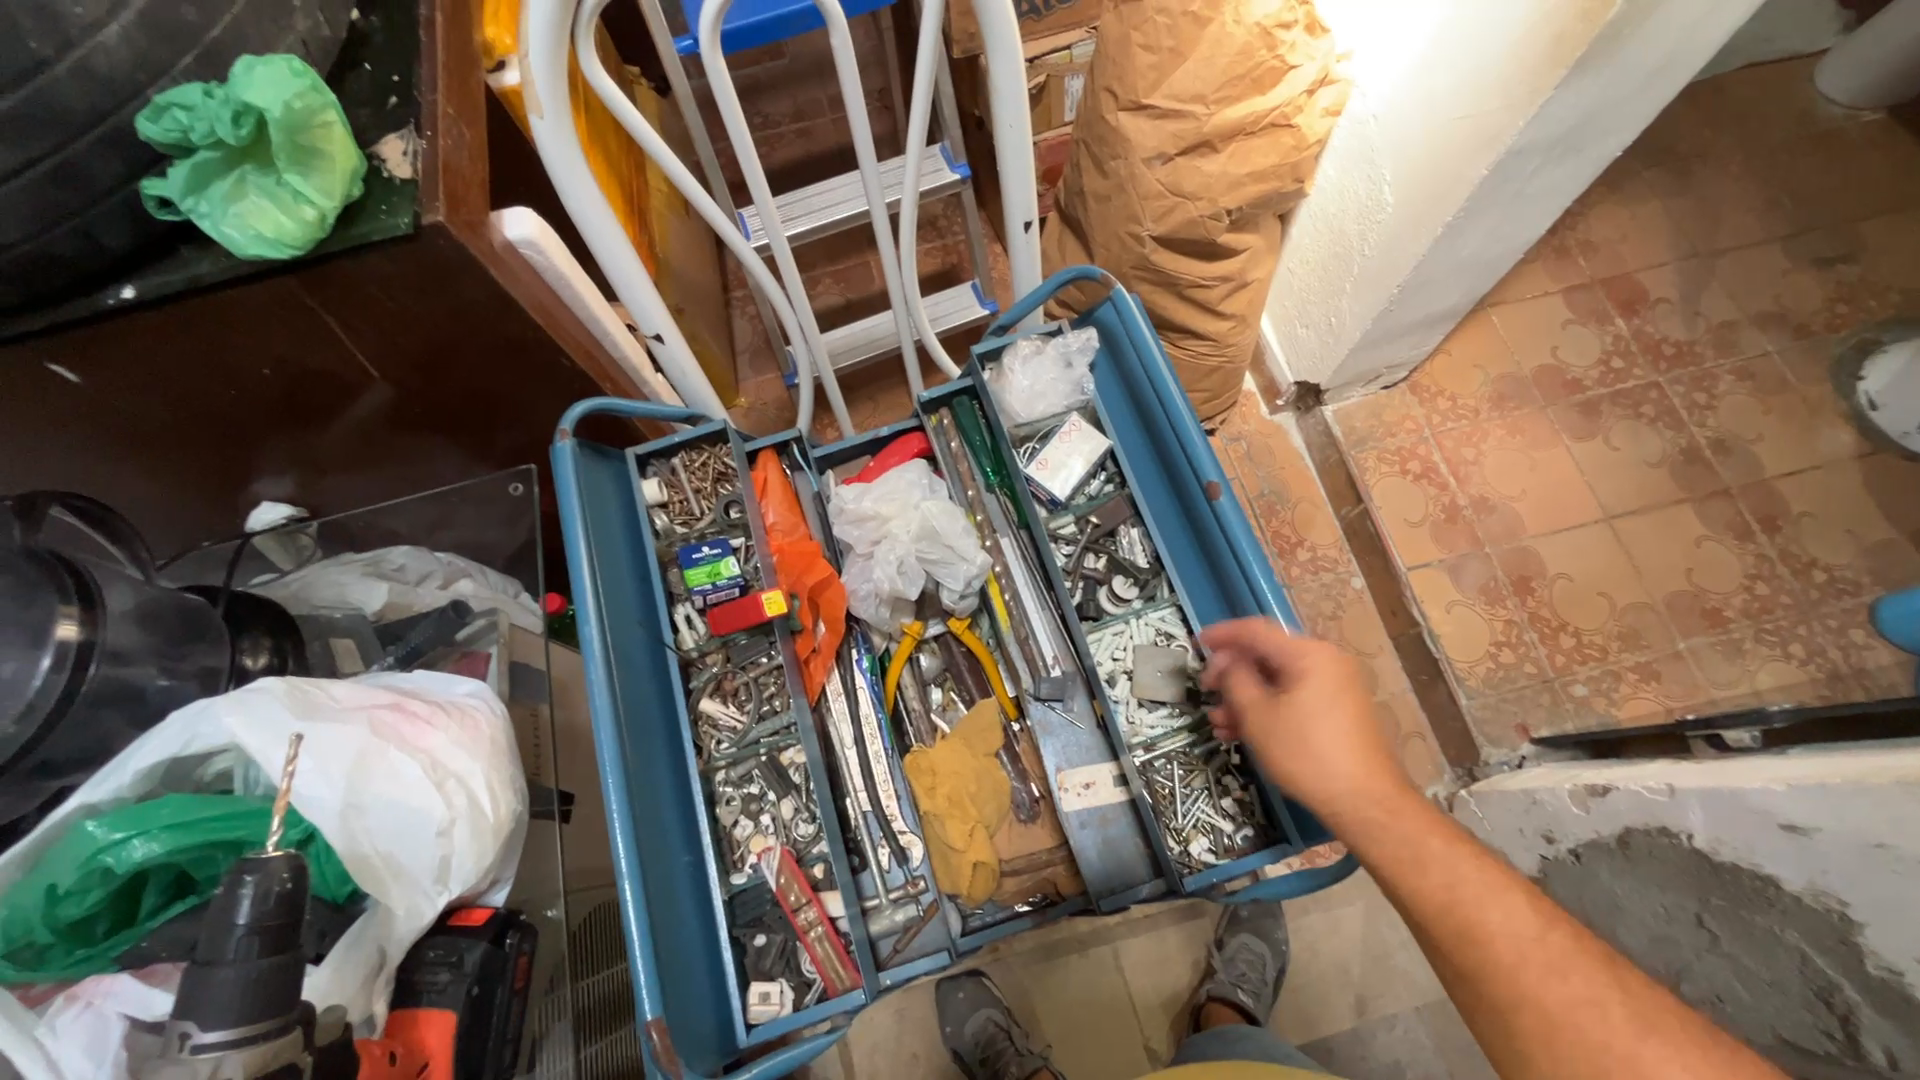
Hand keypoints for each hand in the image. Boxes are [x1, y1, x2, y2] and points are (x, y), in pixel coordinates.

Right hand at [1198, 617, 1411, 821]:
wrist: (1365, 801)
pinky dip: (1268, 708)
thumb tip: (1227, 663)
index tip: (1196, 644)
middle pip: (1267, 655)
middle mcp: (1325, 661)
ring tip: (1219, 722)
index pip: (1256, 630)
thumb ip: (1235, 678)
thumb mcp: (1257, 715)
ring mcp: (1335, 686)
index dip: (1222, 635)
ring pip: (1278, 680)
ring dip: (1245, 696)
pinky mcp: (1338, 709)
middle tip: (1207, 691)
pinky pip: (1294, 696)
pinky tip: (1243, 731)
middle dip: (1232, 674)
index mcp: (1308, 653)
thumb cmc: (1305, 753)